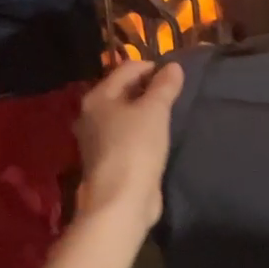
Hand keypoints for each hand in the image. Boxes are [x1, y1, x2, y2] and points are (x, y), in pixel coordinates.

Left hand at [74, 60, 183, 228]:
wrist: (121, 200)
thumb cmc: (136, 147)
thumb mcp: (155, 110)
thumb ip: (165, 86)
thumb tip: (173, 67)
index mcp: (98, 97)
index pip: (126, 69)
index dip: (152, 67)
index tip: (176, 74)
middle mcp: (92, 115)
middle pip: (123, 91)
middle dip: (148, 88)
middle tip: (176, 92)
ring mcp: (98, 139)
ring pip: (126, 114)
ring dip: (146, 111)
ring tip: (171, 112)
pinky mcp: (110, 160)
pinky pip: (129, 135)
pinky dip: (143, 131)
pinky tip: (159, 136)